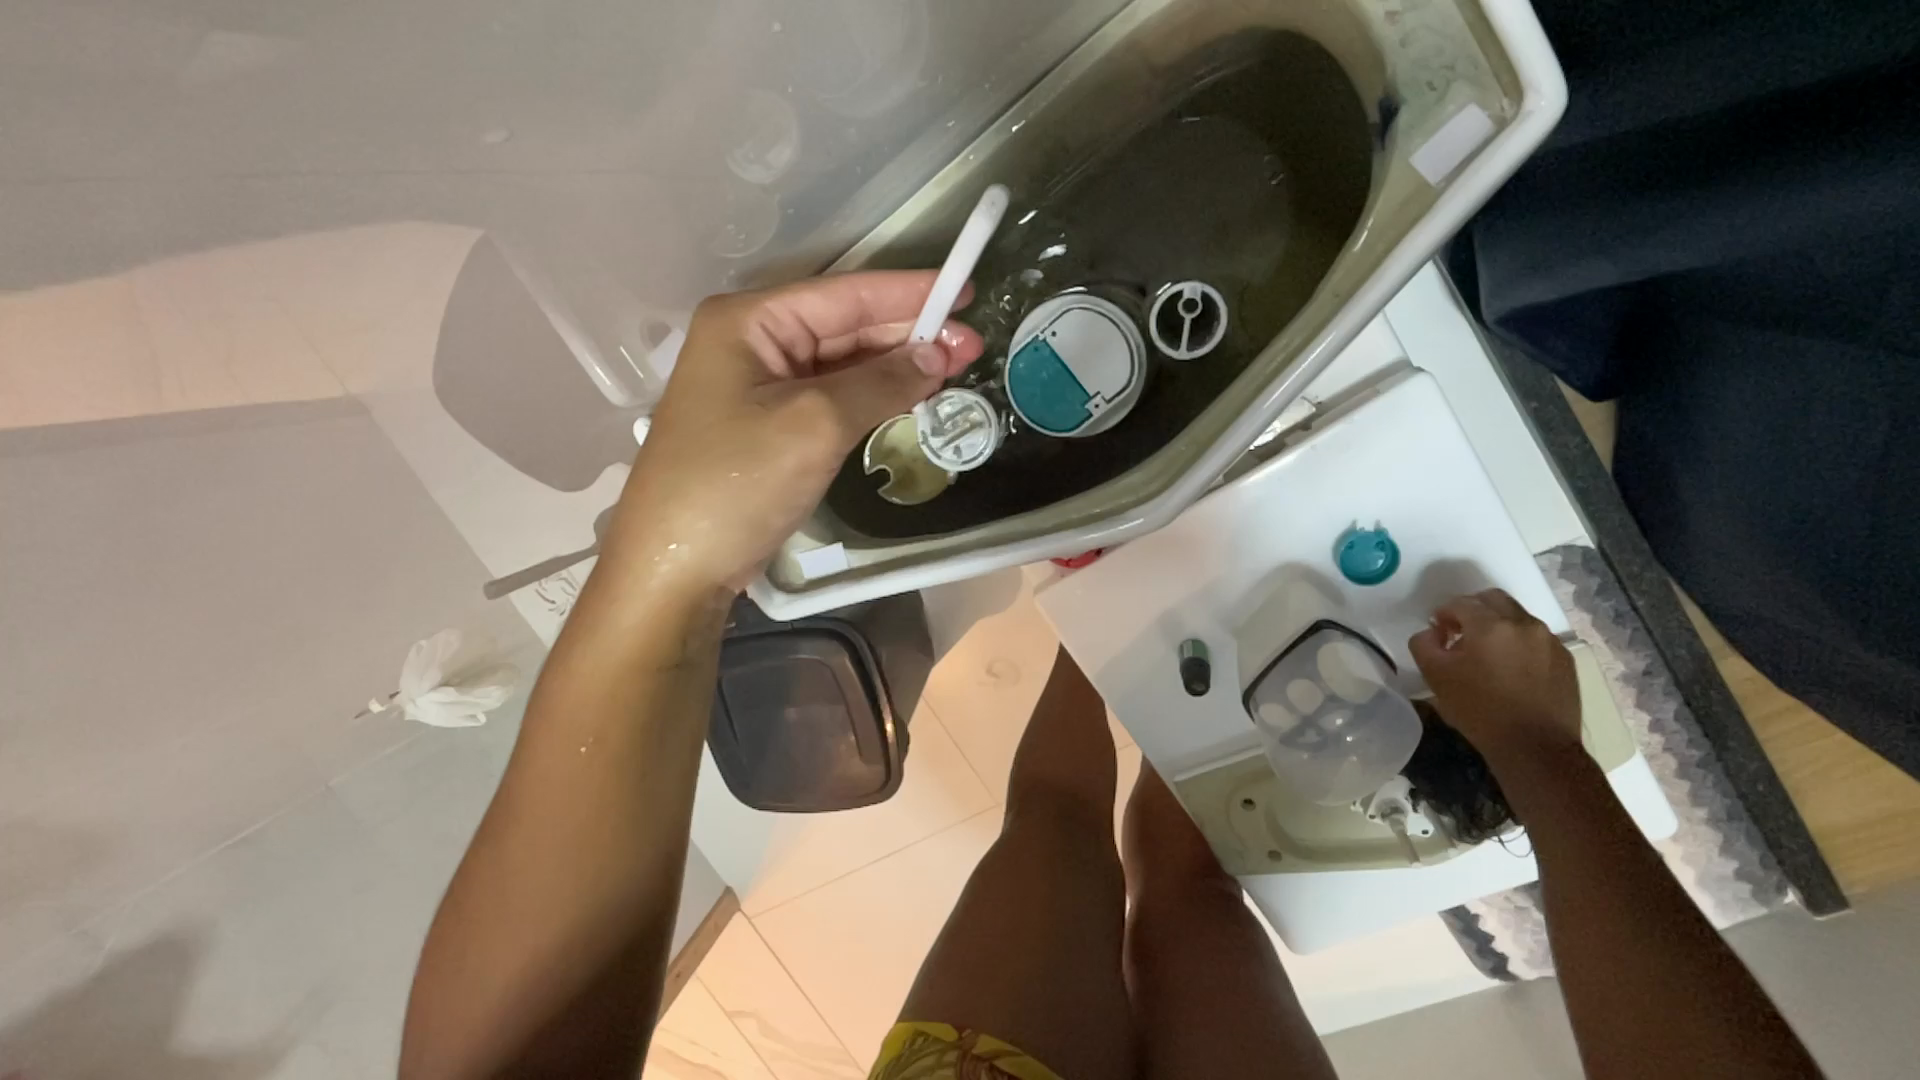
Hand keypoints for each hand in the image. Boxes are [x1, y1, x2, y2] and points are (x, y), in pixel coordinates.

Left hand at [601, 271, 984, 595]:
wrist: (676, 570)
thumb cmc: (736, 484)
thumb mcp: (816, 424)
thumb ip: (882, 382)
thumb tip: (939, 353)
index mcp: (749, 322)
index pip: (844, 294)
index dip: (909, 292)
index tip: (967, 293)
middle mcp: (752, 344)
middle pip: (844, 325)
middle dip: (908, 334)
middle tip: (972, 344)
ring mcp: (759, 388)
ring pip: (841, 364)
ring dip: (895, 366)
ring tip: (955, 368)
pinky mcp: (769, 428)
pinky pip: (831, 398)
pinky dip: (872, 396)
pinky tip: (911, 396)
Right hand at [1407, 589, 1581, 766]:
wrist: (1535, 747)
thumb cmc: (1479, 710)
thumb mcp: (1435, 676)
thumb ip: (1424, 643)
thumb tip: (1433, 632)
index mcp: (1490, 625)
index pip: (1460, 603)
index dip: (1444, 614)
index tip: (1439, 633)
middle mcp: (1524, 624)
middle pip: (1493, 600)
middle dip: (1473, 611)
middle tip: (1461, 635)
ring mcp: (1549, 640)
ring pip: (1517, 618)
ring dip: (1498, 627)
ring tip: (1488, 656)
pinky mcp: (1566, 659)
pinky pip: (1536, 639)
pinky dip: (1519, 644)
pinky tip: (1511, 671)